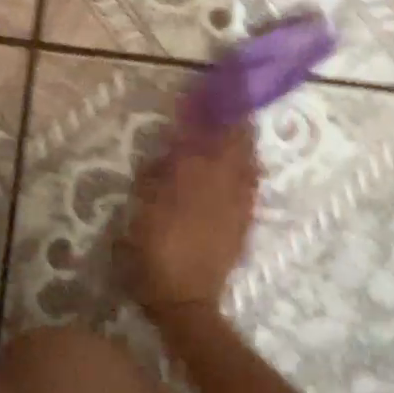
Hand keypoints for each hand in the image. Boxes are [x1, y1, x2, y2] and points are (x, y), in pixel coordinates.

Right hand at [122, 120, 259, 322]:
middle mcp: (217, 182)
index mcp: (188, 175)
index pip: (199, 133)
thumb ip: (155, 175)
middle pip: (232, 142)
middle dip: (232, 119)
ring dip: (245, 140)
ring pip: (247, 161)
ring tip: (242, 125)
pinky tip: (248, 163)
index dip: (201, 112)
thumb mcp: (141, 207)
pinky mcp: (245, 221)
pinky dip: (251, 167)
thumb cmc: (152, 251)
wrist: (185, 299)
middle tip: (231, 100)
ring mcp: (236, 202)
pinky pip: (252, 184)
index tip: (200, 93)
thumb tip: (168, 151)